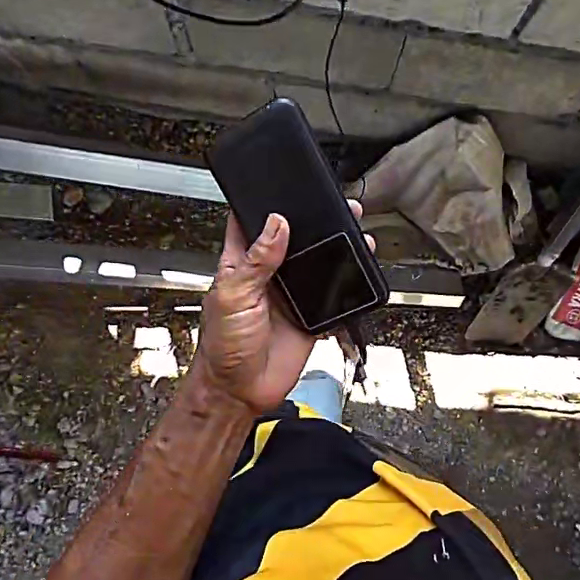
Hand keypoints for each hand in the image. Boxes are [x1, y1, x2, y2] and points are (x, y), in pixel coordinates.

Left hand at [191, 201, 372, 414]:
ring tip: (353, 230)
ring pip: (317, 264)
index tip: (284, 188)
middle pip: (293, 239)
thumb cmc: (222, 348)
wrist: (240, 391)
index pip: (251, 224)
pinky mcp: (310, 317)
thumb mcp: (232, 297)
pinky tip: (357, 270)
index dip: (265, 204)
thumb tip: (276, 224)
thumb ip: (255, 261)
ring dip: (335, 250)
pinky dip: (346, 286)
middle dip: (312, 222)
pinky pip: (333, 297)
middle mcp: (268, 276)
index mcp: (241, 265)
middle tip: (334, 205)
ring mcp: (290, 296)